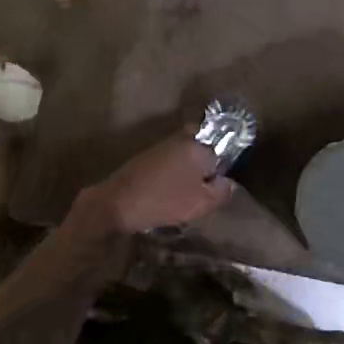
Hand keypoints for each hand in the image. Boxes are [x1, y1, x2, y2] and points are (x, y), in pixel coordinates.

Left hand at [76, 128, 232, 234]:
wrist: (116, 203)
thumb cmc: (163, 202)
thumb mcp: (201, 204)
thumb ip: (222, 191)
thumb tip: (227, 182)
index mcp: (197, 146)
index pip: (220, 153)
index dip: (219, 172)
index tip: (213, 190)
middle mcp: (180, 139)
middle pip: (201, 149)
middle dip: (204, 166)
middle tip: (201, 190)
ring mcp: (160, 146)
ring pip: (184, 155)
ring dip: (187, 170)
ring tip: (184, 195)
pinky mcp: (145, 157)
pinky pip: (169, 162)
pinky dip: (172, 174)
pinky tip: (167, 192)